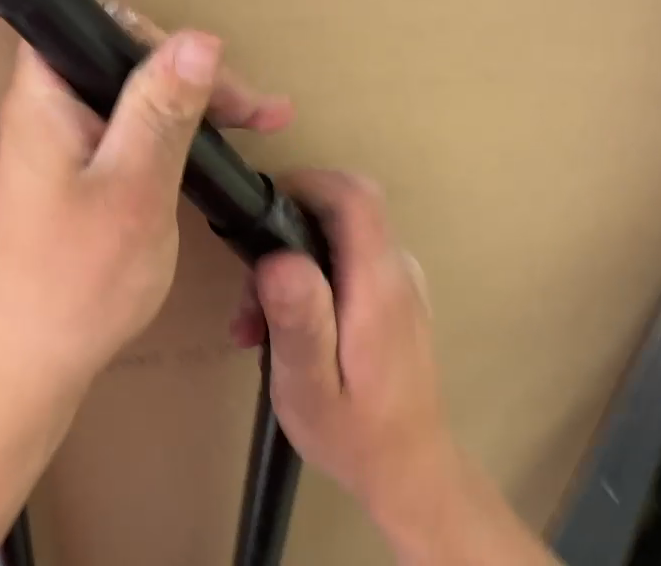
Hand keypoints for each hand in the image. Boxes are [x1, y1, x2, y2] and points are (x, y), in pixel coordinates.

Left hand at [0, 6, 291, 389]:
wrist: (33, 359)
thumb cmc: (78, 279)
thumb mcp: (133, 187)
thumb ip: (161, 110)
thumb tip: (198, 38)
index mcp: (44, 96)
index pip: (95, 24)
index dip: (156, 34)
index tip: (213, 70)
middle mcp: (45, 107)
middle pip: (121, 59)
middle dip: (192, 74)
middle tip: (255, 109)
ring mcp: (59, 140)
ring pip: (132, 96)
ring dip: (192, 105)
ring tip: (259, 120)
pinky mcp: (74, 171)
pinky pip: (127, 132)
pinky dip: (173, 136)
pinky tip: (215, 148)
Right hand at [231, 170, 446, 515]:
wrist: (411, 476)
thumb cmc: (353, 436)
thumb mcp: (309, 386)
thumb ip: (298, 320)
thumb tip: (278, 258)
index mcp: (378, 285)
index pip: (353, 194)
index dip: (304, 183)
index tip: (259, 213)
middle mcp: (397, 272)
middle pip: (342, 208)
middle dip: (284, 230)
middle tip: (249, 290)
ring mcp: (400, 284)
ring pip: (337, 236)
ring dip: (289, 264)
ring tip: (256, 324)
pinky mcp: (393, 298)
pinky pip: (345, 260)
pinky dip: (308, 279)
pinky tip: (286, 328)